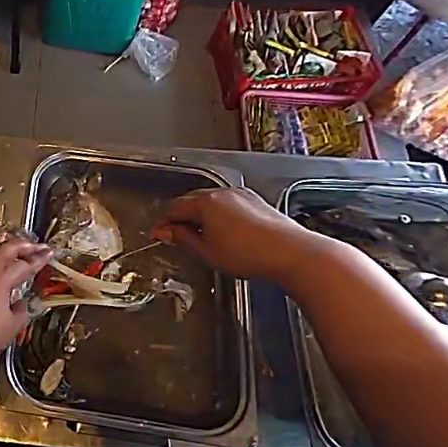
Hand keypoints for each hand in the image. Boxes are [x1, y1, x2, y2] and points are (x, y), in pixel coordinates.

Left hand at [0, 238, 52, 373]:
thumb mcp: (10, 328)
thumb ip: (21, 312)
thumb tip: (24, 304)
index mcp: (1, 276)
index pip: (25, 264)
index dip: (40, 259)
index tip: (50, 252)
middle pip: (7, 249)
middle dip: (24, 246)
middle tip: (37, 247)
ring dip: (6, 251)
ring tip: (18, 254)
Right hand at [151, 187, 328, 281]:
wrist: (289, 252)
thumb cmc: (247, 253)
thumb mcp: (207, 251)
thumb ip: (183, 239)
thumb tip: (167, 231)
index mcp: (204, 203)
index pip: (174, 208)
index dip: (163, 222)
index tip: (157, 234)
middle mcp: (221, 193)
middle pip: (191, 201)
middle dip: (180, 216)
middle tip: (174, 234)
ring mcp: (240, 195)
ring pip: (210, 201)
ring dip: (199, 215)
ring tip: (198, 235)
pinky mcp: (255, 201)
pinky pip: (227, 204)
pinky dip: (217, 214)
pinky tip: (222, 231)